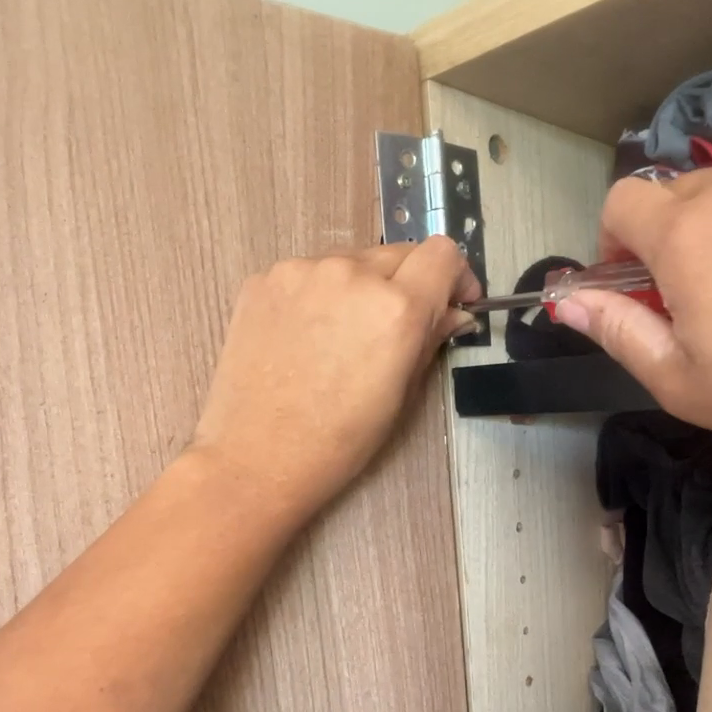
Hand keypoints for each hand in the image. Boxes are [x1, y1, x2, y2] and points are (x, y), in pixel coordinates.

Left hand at [189, 239, 480, 516]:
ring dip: (360, 289)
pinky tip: (306, 340)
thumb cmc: (339, 441)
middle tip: (396, 330)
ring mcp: (302, 272)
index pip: (443, 255)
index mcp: (397, 309)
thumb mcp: (401, 395)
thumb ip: (430, 340)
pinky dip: (319, 296)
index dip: (455, 277)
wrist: (257, 456)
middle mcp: (352, 274)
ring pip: (351, 263)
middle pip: (398, 254)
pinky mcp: (264, 279)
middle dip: (408, 285)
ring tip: (342, 339)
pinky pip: (309, 276)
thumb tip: (453, 313)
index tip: (451, 301)